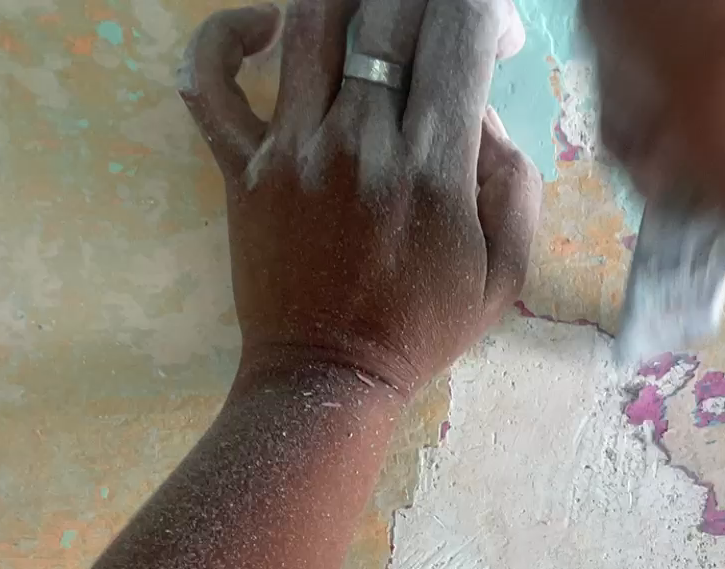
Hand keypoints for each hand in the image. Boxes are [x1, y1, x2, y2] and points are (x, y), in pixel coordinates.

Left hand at [181, 0, 540, 398]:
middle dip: (429, 1)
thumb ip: (515, 185)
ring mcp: (291, 149)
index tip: (492, 35)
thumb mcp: (503, 278)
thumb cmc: (420, 331)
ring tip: (373, 15)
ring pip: (311, 17)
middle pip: (390, 10)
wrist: (330, 375)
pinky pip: (209, 80)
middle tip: (441, 31)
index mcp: (432, 168)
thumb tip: (482, 111)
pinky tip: (264, 31)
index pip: (459, 30)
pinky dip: (226, 36)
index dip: (484, 11)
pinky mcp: (241, 168)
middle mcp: (360, 139)